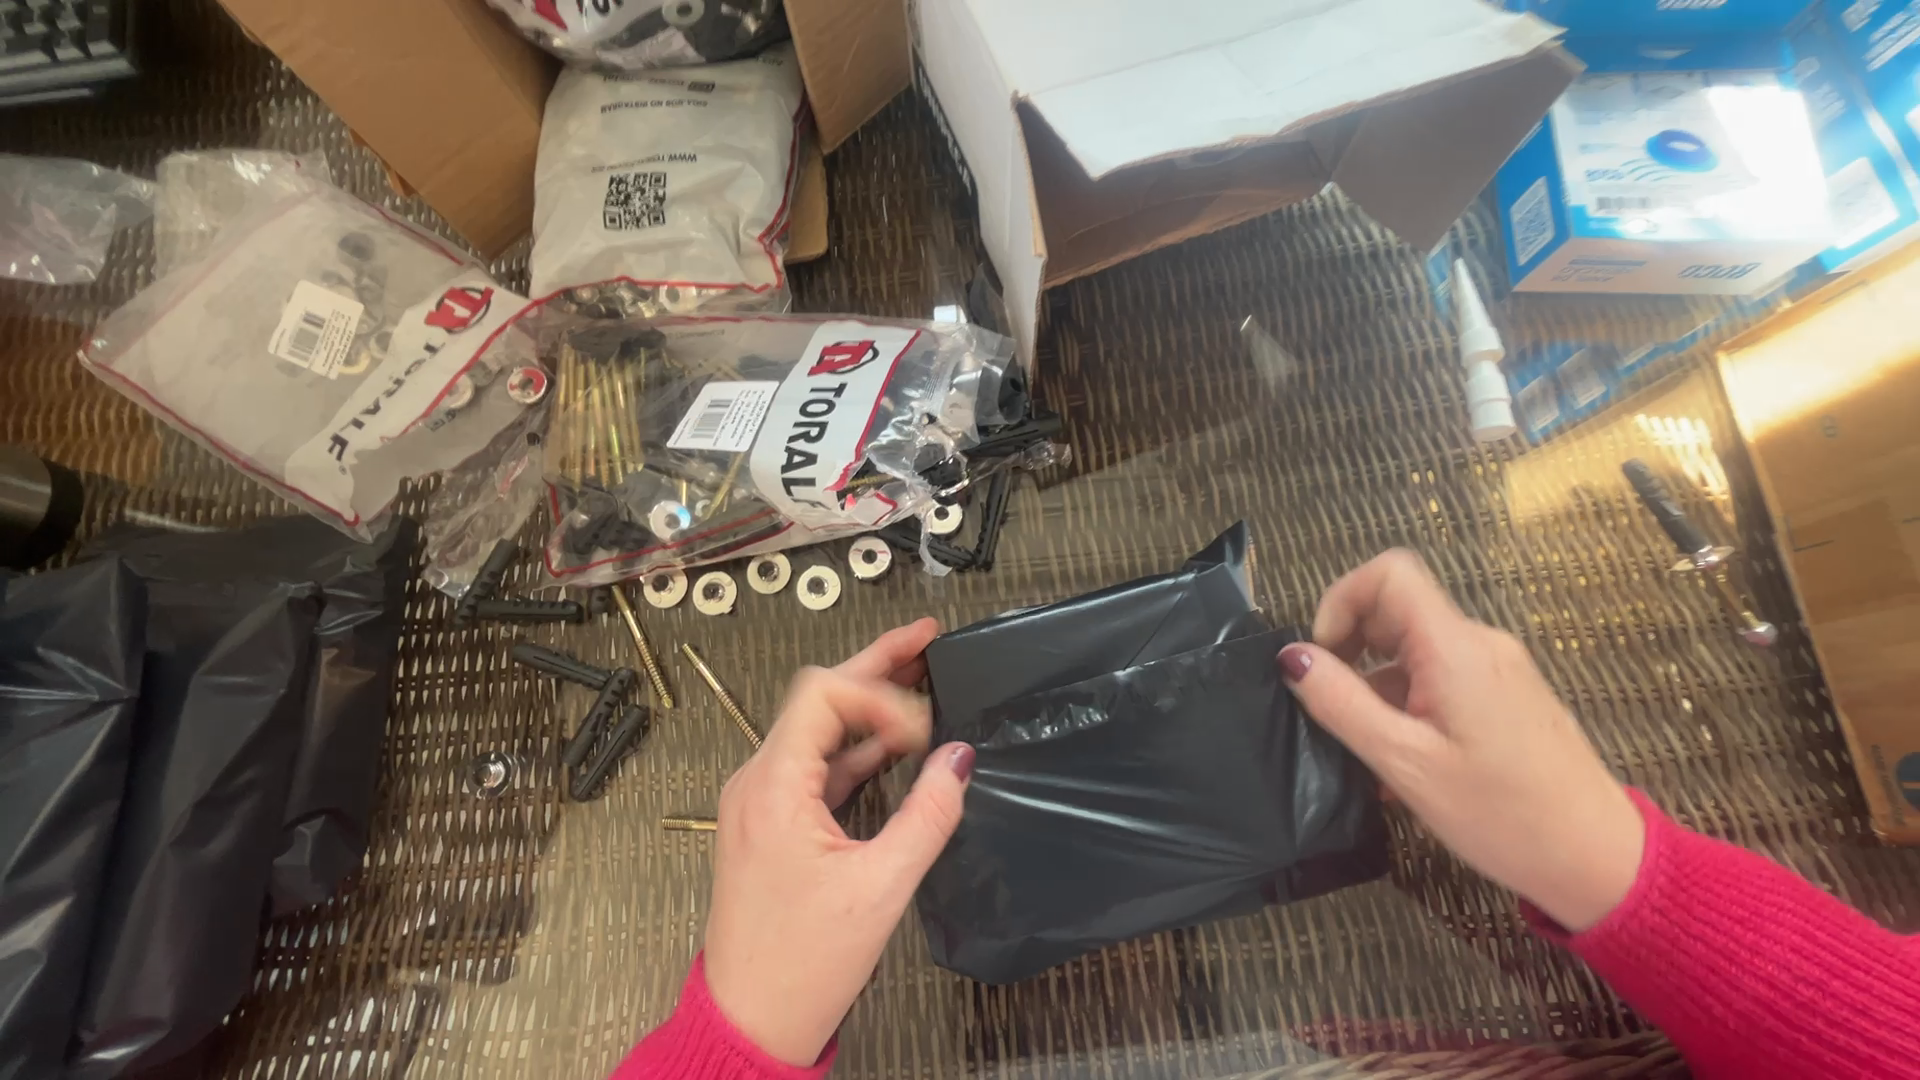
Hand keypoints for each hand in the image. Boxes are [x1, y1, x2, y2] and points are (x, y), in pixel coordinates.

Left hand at [703, 618, 974, 1066]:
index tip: (925, 726)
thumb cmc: (804, 963)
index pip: (822, 694)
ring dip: (870, 703)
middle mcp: (759, 779)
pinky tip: (898, 740)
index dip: (879, 691)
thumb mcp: (881, 887)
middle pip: (820, 698)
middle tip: (925, 639)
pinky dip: (859, 746)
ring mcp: (763, 797)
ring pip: (820, 727)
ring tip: (920, 676)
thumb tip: (961, 756)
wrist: (751, 1023)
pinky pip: (819, 764)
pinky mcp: (774, 818)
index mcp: (773, 786)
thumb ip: (929, 814)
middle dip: (875, 666)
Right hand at [1278, 551, 1644, 932]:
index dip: (1341, 599)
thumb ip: (1341, 703)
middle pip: (1395, 607)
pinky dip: (1402, 698)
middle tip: (1333, 703)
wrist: (1604, 865)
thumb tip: (1292, 656)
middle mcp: (1478, 643)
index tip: (1324, 655)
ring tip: (1366, 741)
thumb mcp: (1405, 762)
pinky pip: (1435, 673)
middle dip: (1349, 645)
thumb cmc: (1503, 814)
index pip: (1389, 573)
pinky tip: (1400, 753)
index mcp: (1455, 648)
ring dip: (1372, 679)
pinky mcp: (1503, 694)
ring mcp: (1495, 667)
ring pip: (1410, 645)